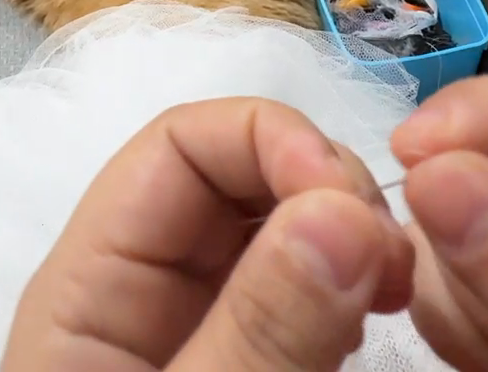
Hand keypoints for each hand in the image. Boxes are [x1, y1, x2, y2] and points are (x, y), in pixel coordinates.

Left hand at [5, 98, 414, 370]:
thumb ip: (260, 331)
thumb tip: (340, 210)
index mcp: (93, 280)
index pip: (175, 147)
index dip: (262, 138)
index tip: (347, 195)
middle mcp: (142, 284)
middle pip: (229, 174)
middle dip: (314, 180)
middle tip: (389, 251)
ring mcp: (198, 322)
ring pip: (270, 223)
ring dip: (338, 225)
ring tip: (393, 283)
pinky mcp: (246, 361)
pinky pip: (296, 284)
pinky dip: (344, 277)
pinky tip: (375, 309)